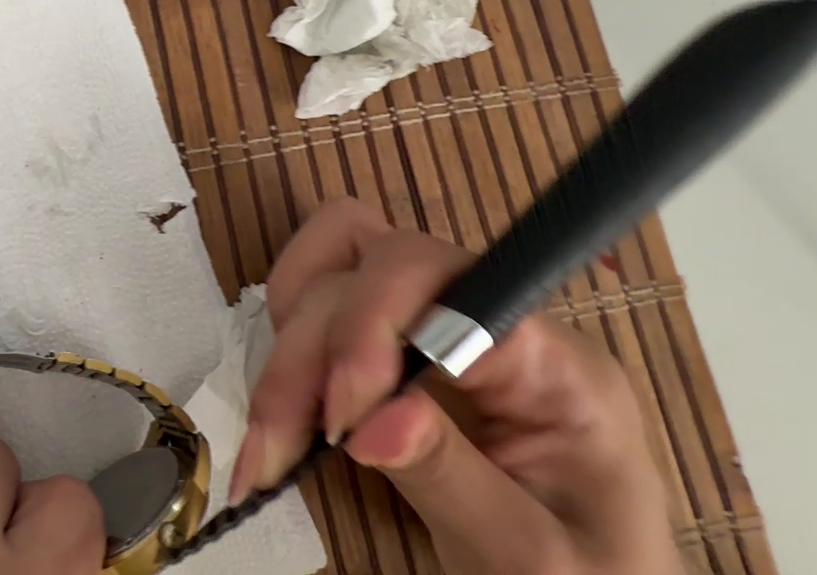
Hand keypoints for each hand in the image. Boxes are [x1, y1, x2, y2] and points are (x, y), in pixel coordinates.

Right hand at [233, 198, 679, 573]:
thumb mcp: (534, 557)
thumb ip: (454, 479)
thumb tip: (370, 424)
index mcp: (546, 357)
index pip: (433, 275)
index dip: (366, 325)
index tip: (338, 419)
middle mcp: (485, 316)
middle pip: (363, 271)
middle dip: (309, 355)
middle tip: (275, 445)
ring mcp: (431, 321)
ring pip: (327, 275)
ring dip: (286, 349)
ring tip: (270, 438)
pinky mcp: (390, 340)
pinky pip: (315, 301)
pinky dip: (283, 347)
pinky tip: (279, 410)